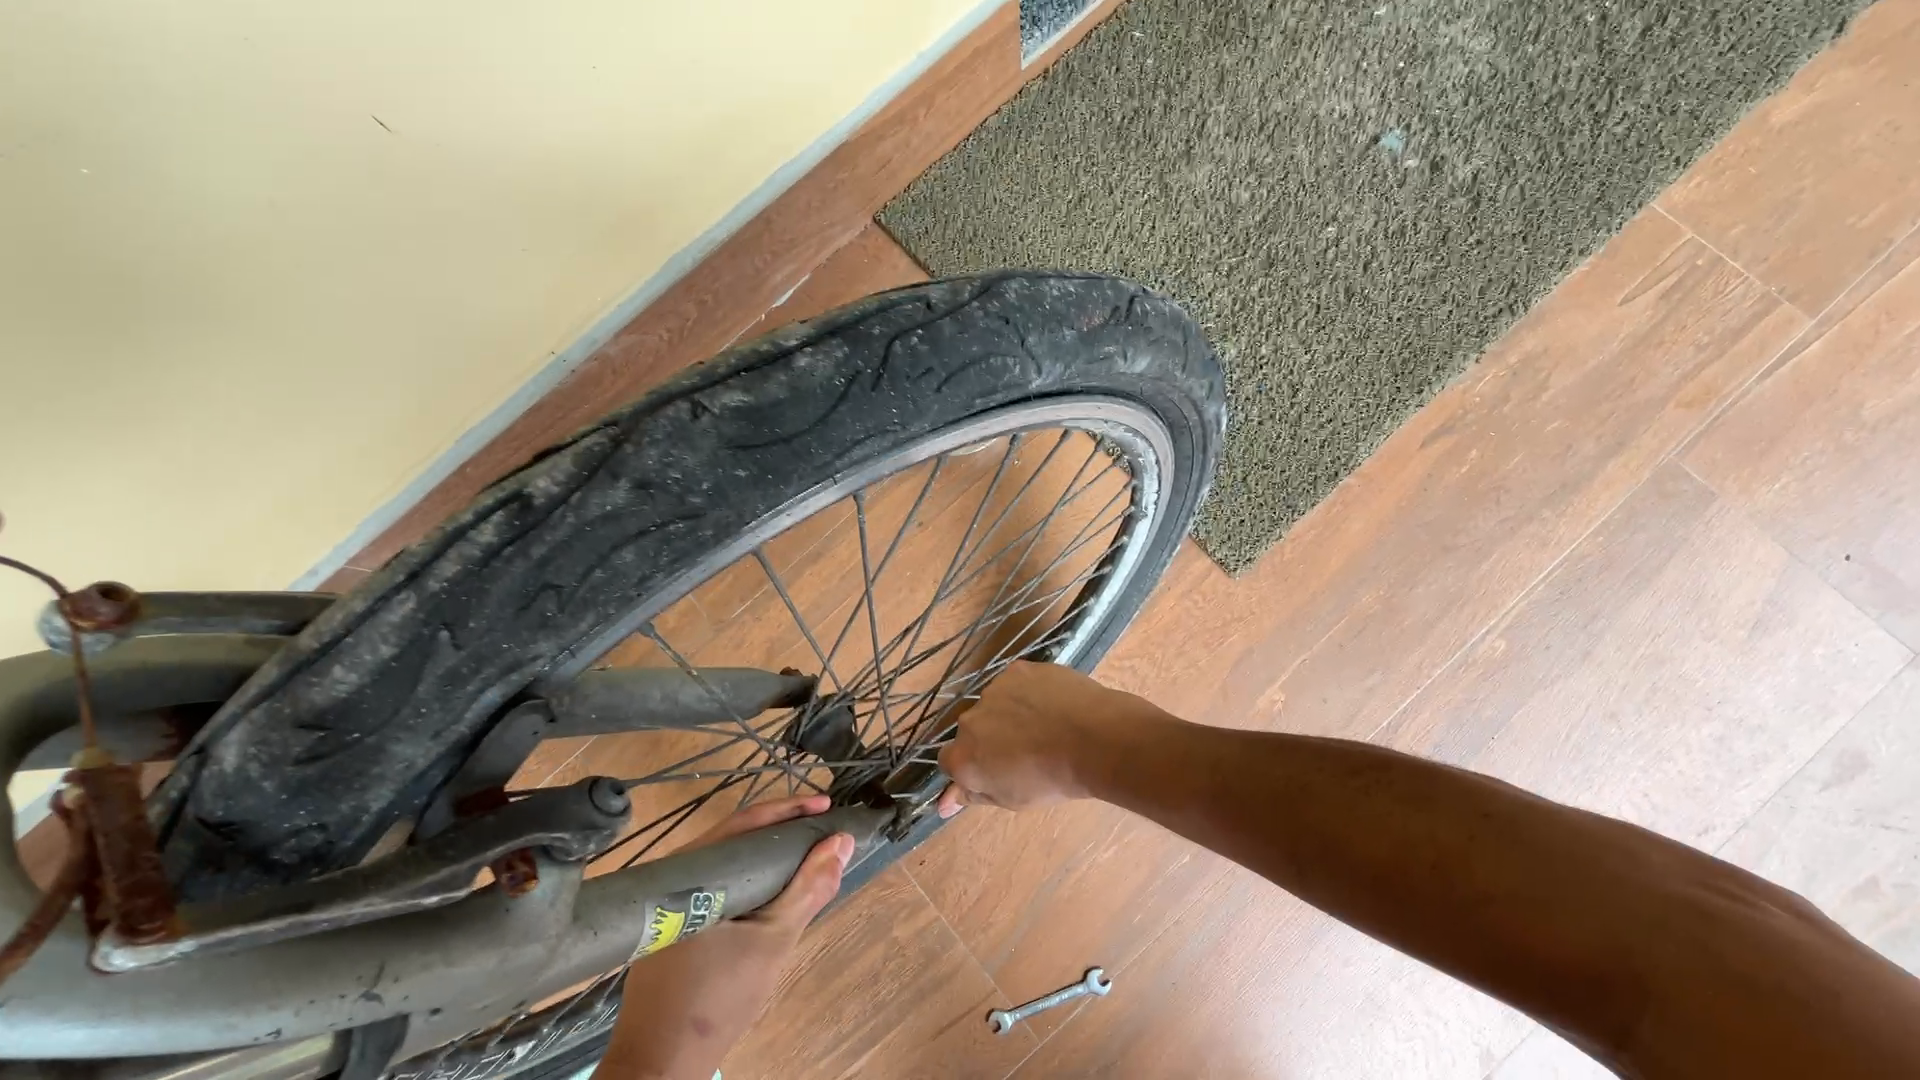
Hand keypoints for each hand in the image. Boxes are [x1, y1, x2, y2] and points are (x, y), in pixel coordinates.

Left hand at [598, 795, 852, 1079]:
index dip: (791, 809)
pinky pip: (719, 883)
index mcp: (695, 868)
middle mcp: (678, 873)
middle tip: (823, 830)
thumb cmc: (717, 997)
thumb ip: (810, 888)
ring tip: (806, 855)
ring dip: (767, 855)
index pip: (749, 820)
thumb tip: (842, 841)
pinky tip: (773, 890)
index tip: (828, 806)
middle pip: (737, 836)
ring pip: (729, 861)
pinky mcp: (674, 921)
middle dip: (783, 829)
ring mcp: (672, 899)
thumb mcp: (775, 940)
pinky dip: (751, 879)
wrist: (661, 1061)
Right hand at [936, 661, 1159, 815]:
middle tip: (1025, 751)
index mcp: (963, 758)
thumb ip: (974, 794)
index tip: (998, 770)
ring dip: (1010, 714)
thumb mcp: (1012, 799)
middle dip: (992, 739)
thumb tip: (945, 802)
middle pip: (972, 730)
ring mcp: (993, 691)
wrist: (1094, 739)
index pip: (950, 761)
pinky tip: (1052, 705)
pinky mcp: (1016, 670)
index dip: (974, 766)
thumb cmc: (1053, 780)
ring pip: (995, 704)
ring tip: (1045, 726)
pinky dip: (1028, 693)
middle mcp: (968, 721)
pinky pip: (1016, 684)